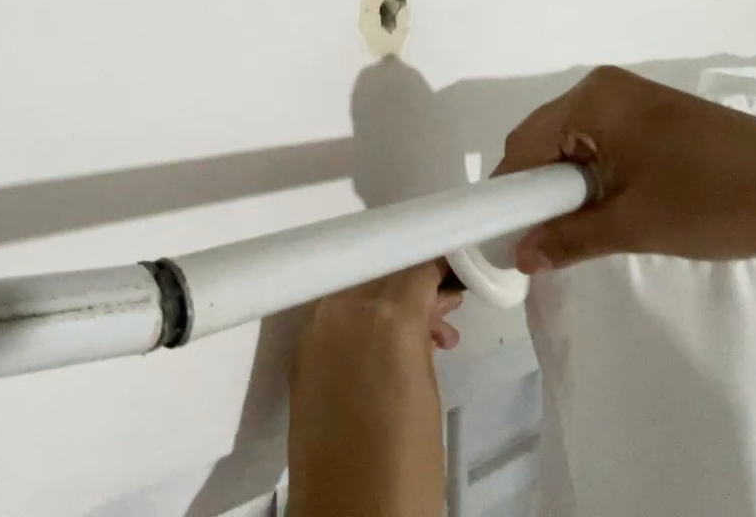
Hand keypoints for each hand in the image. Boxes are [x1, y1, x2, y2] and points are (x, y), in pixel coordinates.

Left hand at [288, 261, 460, 516]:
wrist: (349, 513)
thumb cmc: (405, 462)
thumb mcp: (428, 391)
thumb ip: (423, 335)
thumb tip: (430, 306)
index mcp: (383, 317)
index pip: (413, 266)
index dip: (438, 265)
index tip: (456, 271)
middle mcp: (340, 310)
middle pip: (380, 272)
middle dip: (412, 282)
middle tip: (446, 309)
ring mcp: (314, 330)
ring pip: (355, 291)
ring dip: (387, 302)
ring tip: (428, 340)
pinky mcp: (299, 353)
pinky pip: (334, 318)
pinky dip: (361, 321)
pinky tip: (387, 352)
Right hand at [495, 66, 755, 270]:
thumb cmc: (723, 202)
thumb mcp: (637, 226)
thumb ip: (567, 239)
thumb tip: (518, 259)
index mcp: (592, 99)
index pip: (522, 146)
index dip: (508, 194)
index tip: (505, 238)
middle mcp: (603, 87)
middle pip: (543, 140)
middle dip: (538, 190)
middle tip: (544, 238)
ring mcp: (633, 98)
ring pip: (572, 143)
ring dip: (567, 185)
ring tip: (581, 227)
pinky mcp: (656, 114)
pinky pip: (601, 141)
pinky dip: (595, 174)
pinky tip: (611, 206)